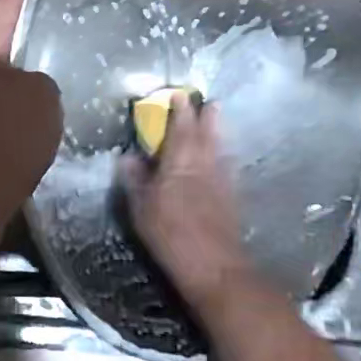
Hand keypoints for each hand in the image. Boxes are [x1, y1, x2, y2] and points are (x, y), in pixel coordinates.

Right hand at [119, 92, 253, 307]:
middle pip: (206, 135)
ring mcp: (221, 182)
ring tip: (218, 118)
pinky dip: (223, 154)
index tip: (178, 94)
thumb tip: (129, 157)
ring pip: (220, 148)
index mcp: (179, 164)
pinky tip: (223, 156)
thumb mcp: (140, 206)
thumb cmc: (169, 233)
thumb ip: (135, 178)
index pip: (179, 130)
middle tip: (208, 101)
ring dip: (218, 132)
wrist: (213, 266)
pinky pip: (227, 165)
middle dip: (206, 116)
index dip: (179, 111)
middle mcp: (203, 166)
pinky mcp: (231, 198)